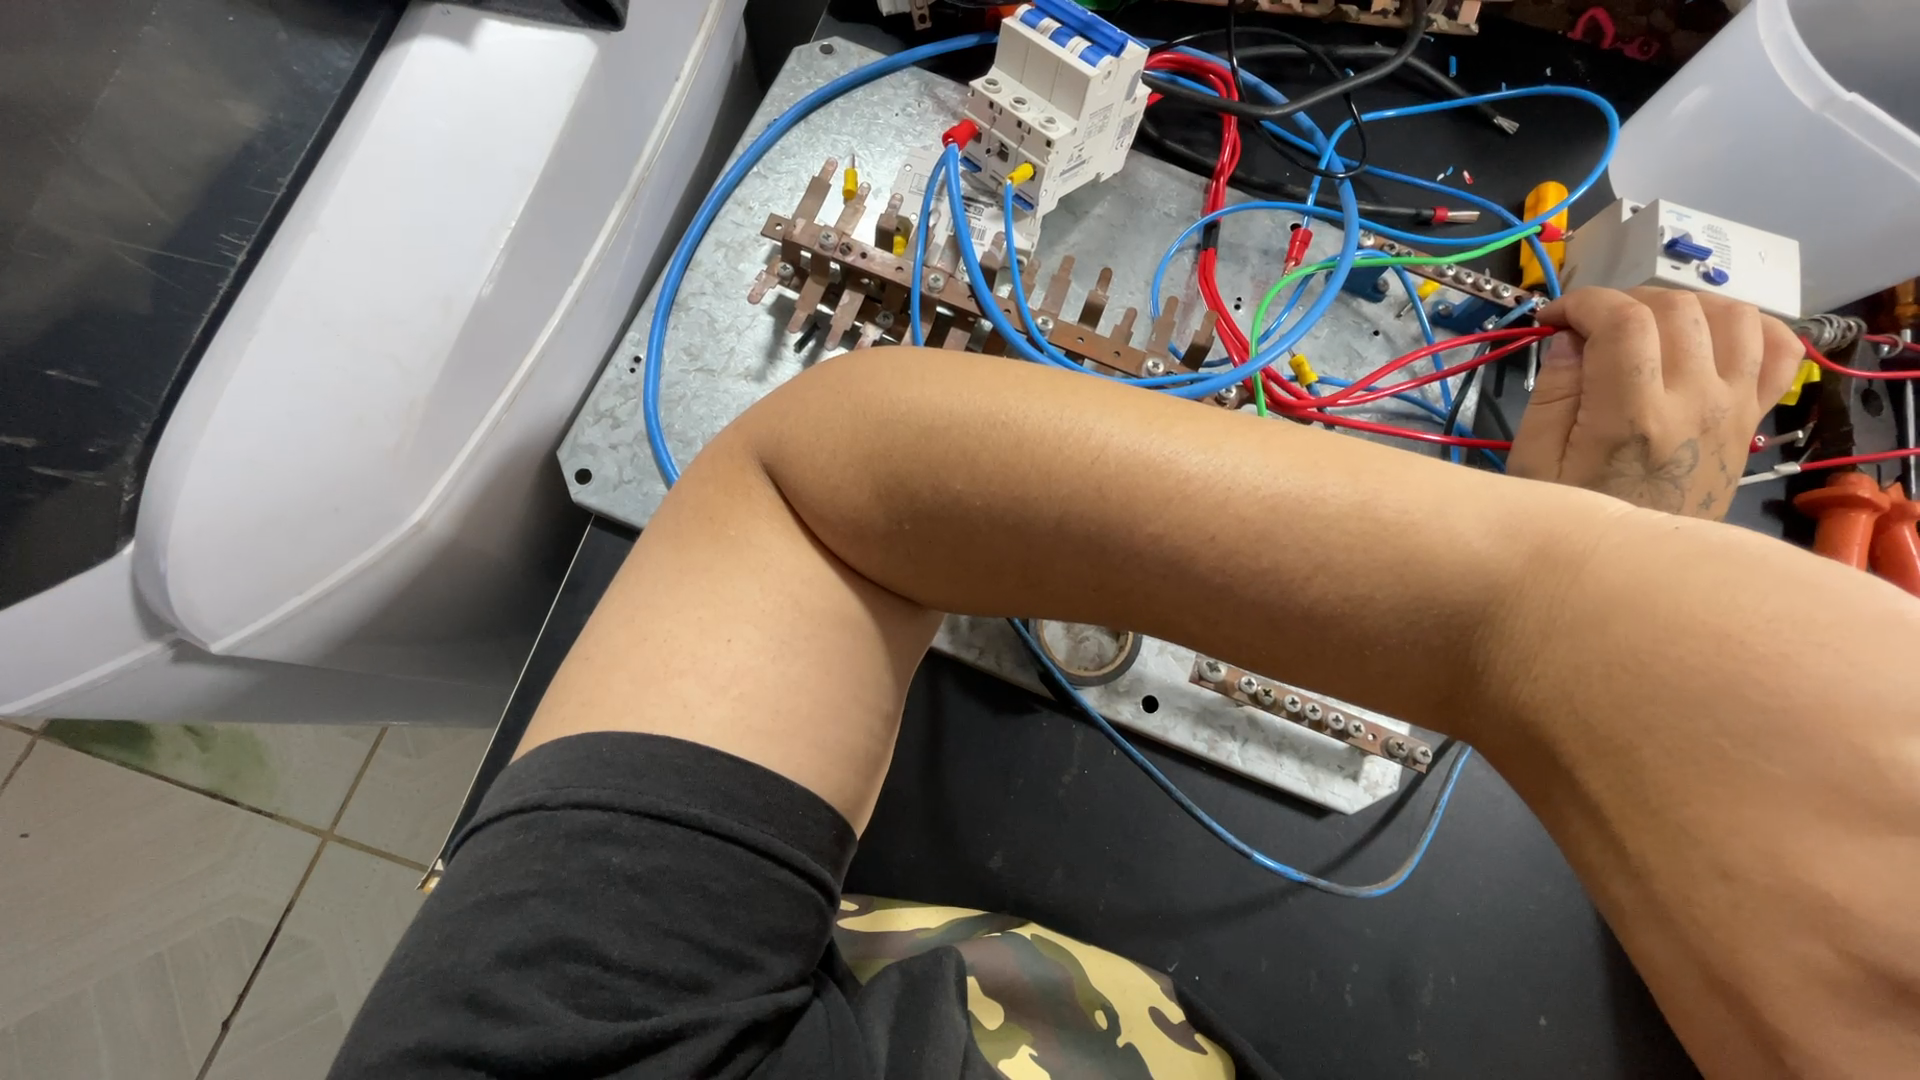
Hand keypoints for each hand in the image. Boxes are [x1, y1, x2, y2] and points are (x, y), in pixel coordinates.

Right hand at [1508, 287, 1803, 518]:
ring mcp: (1734, 404)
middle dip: (1621, 300)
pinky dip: (1745, 324)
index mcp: (1631, 415)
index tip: (1551, 318)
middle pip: (1675, 308)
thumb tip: (1569, 340)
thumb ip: (1553, 395)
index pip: (1623, 320)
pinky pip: (1777, 344)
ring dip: (1680, 304)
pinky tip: (1704, 334)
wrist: (1635, 564)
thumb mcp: (1533, 462)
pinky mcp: (1752, 412)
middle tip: (1586, 326)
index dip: (1582, 303)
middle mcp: (1694, 400)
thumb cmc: (1573, 512)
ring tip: (1641, 325)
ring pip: (1731, 313)